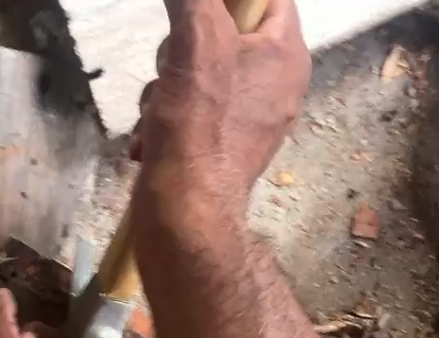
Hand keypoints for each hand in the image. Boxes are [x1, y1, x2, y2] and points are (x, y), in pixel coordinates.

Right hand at [134, 0, 310, 215]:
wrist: (181, 217)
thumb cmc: (198, 128)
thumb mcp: (196, 41)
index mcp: (286, 56)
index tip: (192, 12)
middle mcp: (273, 88)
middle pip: (221, 35)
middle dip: (180, 51)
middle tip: (172, 72)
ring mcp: (244, 124)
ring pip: (196, 77)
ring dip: (163, 91)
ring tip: (159, 115)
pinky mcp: (216, 153)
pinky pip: (188, 117)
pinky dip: (163, 124)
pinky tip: (152, 142)